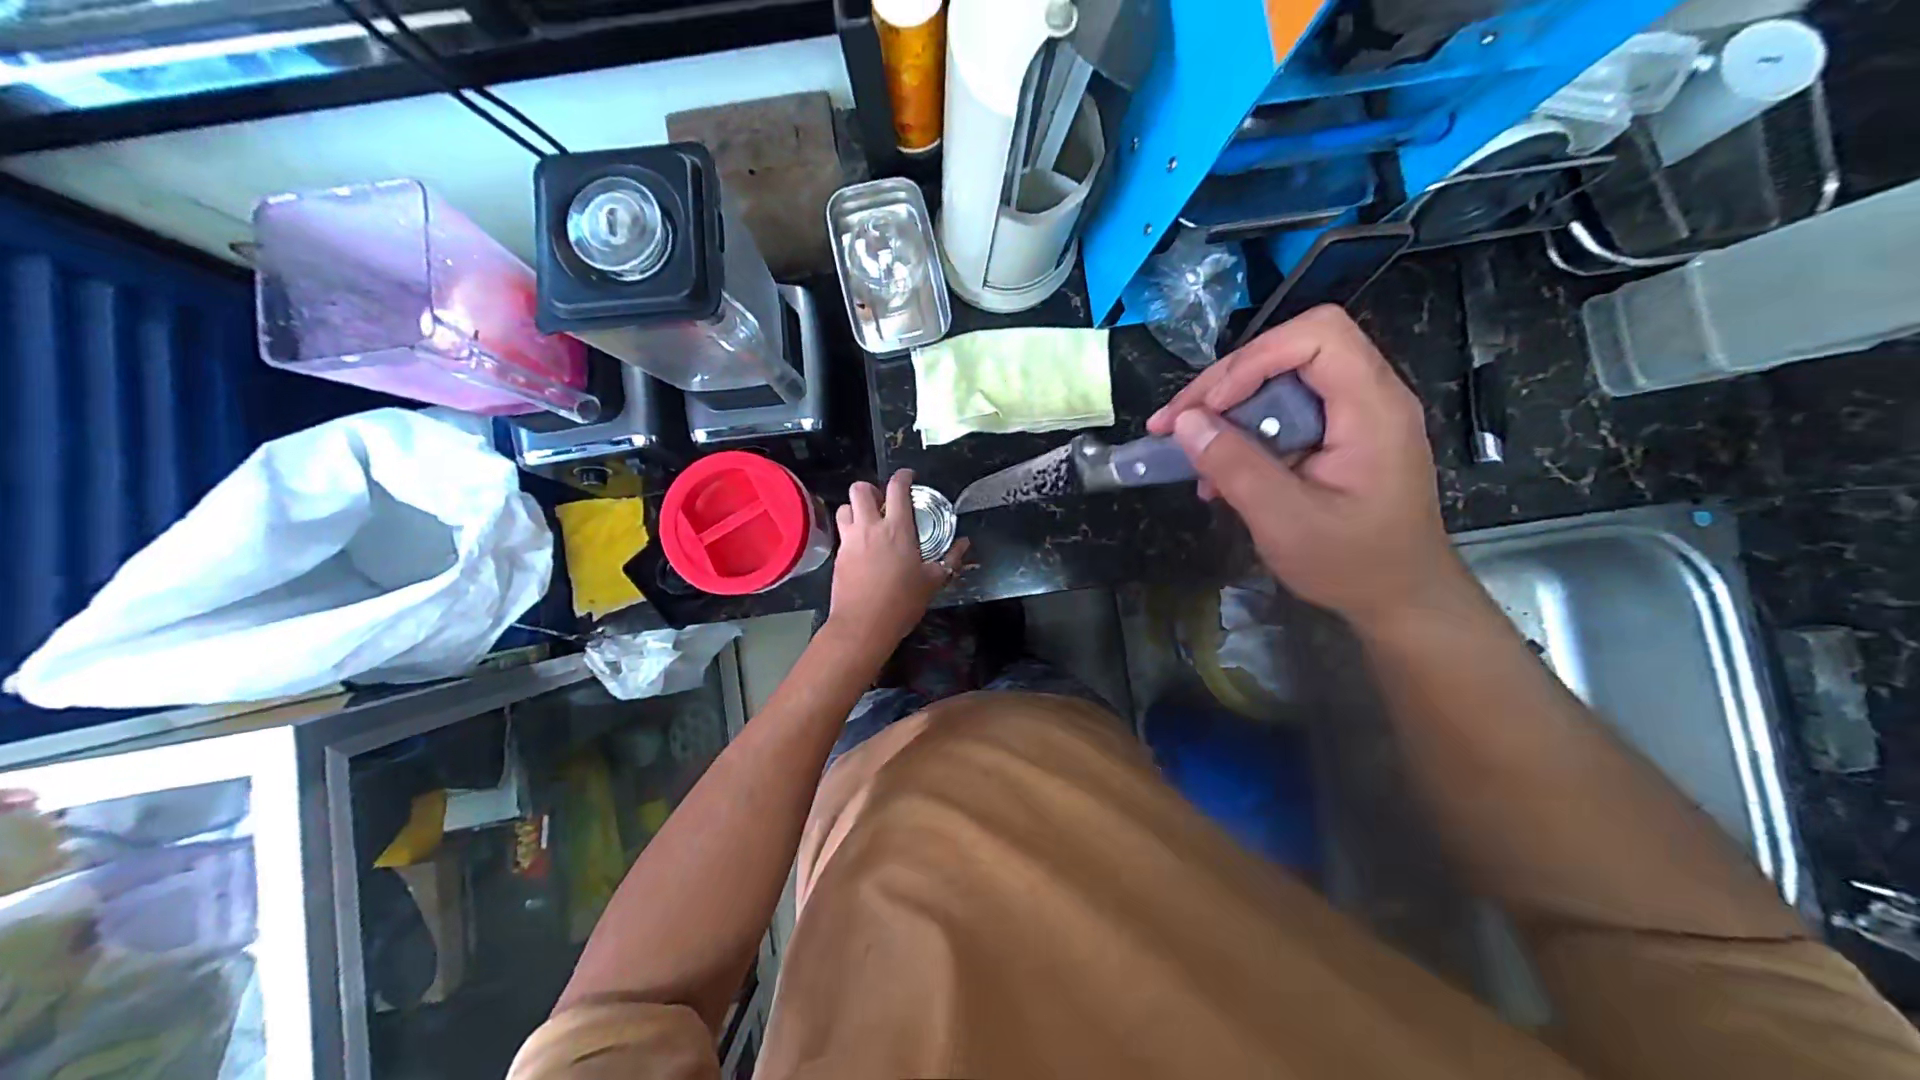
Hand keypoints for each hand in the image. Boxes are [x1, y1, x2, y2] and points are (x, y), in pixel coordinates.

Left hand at [825, 470, 969, 653]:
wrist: (863, 625)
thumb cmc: (902, 602)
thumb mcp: (933, 581)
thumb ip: (950, 559)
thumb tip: (964, 544)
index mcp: (897, 529)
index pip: (897, 488)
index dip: (903, 476)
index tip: (908, 477)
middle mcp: (870, 528)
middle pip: (860, 489)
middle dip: (870, 489)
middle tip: (882, 502)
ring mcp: (850, 541)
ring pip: (845, 508)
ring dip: (855, 508)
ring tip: (868, 522)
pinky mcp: (838, 556)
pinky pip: (842, 533)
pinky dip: (850, 532)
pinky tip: (862, 547)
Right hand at [1146, 305, 1472, 631]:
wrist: (1401, 599)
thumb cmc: (1354, 564)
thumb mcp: (1285, 520)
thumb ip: (1235, 467)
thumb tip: (1185, 422)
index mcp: (1371, 408)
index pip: (1316, 336)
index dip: (1254, 358)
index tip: (1210, 407)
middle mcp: (1368, 397)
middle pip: (1290, 351)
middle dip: (1224, 382)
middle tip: (1175, 422)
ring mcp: (1353, 416)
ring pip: (1278, 381)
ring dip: (1225, 409)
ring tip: (1184, 446)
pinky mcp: (1337, 436)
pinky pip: (1282, 413)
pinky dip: (1242, 433)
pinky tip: (1215, 470)